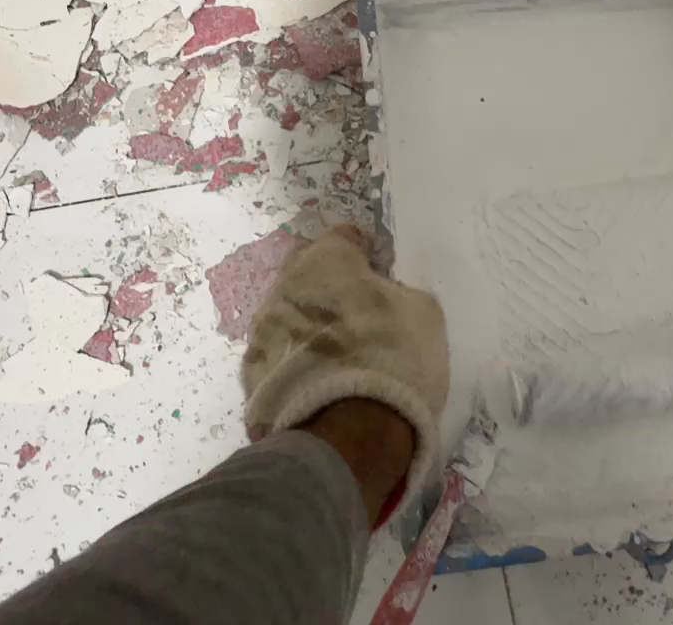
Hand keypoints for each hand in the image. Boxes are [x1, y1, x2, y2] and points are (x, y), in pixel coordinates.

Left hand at [241, 227, 448, 512]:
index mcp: (326, 258)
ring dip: (308, 325)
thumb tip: (385, 297)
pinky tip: (317, 382)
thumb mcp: (421, 312)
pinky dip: (294, 362)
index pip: (344, 237)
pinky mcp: (250, 374)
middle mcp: (284, 284)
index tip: (378, 273)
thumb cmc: (392, 357)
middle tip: (357, 313)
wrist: (348, 435)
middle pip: (307, 273)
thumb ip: (397, 292)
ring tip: (336, 354)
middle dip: (328, 286)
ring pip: (287, 314)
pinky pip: (278, 355)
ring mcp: (261, 331)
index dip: (364, 253)